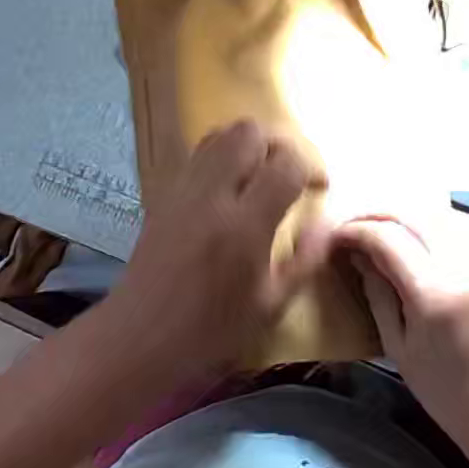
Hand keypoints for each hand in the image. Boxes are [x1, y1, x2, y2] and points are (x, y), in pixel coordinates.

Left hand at [101, 120, 329, 382]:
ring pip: (218, 135)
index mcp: (245, 225)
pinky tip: (226, 189)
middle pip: (248, 131)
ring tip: (259, 176)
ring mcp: (181, 192)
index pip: (286, 163)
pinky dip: (218, 157)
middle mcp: (211, 196)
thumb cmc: (211, 331)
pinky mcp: (161, 196)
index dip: (311, 166)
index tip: (317, 187)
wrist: (140, 335)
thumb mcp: (271, 305)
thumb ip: (305, 259)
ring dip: (246, 144)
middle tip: (288, 173)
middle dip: (278, 143)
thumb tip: (328, 221)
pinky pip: (194, 156)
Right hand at [337, 217, 468, 460]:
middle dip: (376, 215)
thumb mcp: (398, 347)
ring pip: (439, 215)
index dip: (355, 231)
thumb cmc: (447, 394)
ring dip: (402, 216)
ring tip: (375, 230)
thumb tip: (358, 255)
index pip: (389, 238)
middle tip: (349, 227)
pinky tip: (411, 237)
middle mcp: (468, 269)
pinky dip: (428, 225)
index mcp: (438, 296)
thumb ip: (378, 293)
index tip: (334, 238)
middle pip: (415, 215)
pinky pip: (459, 230)